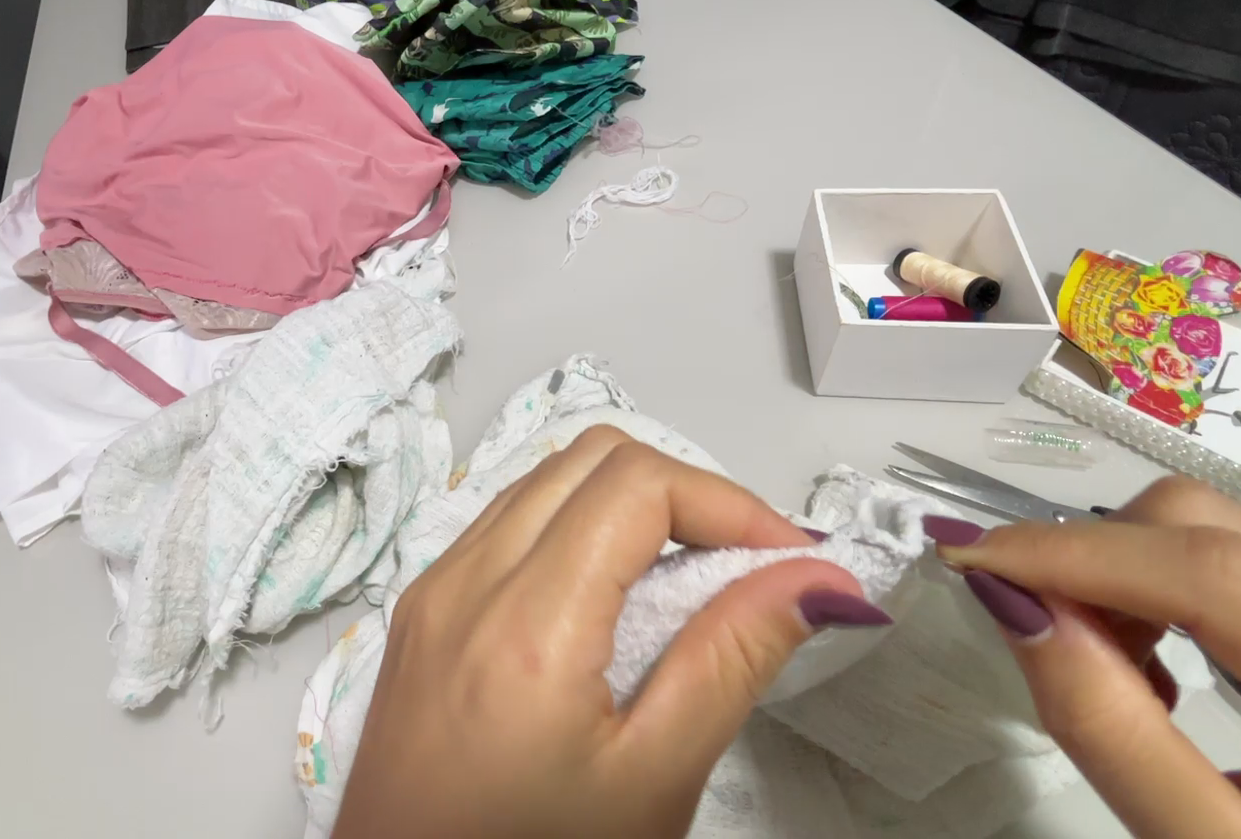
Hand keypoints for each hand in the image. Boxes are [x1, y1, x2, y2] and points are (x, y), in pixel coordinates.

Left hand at [332, 425, 882, 838]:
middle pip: (593, 456)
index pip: (637, 484)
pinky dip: (577, 521)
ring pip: (549, 476)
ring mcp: (436, 581)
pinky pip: (511, 517)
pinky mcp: (425, 601)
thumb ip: (732, 661)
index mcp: (526, 621)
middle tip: (742, 561)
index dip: (728, 501)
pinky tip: (609, 587)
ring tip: (686, 572)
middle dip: (684, 489)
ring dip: (629, 499)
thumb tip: (815, 580)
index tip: (789, 557)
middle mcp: (468, 576)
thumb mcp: (651, 784)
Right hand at [930, 476, 1240, 838]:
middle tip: (1039, 631)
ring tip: (1107, 662)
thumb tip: (1018, 607)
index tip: (969, 562)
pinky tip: (1158, 657)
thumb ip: (1120, 740)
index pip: (1221, 580)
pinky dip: (1158, 580)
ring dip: (1119, 567)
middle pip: (1210, 526)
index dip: (1077, 554)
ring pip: (1220, 527)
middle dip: (1090, 556)